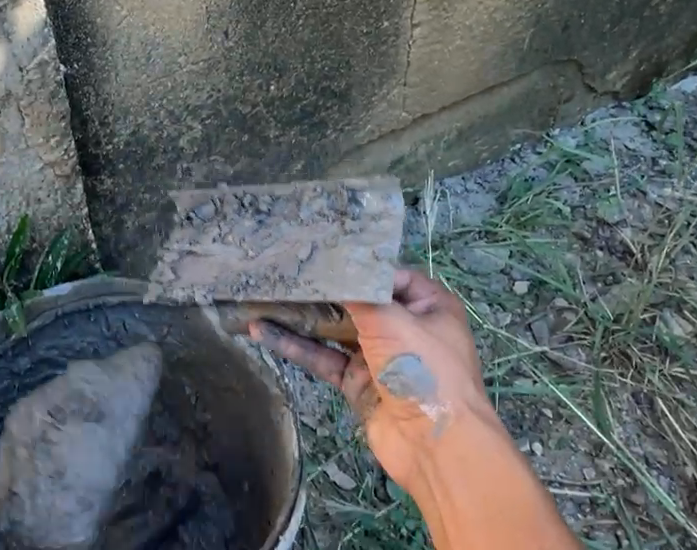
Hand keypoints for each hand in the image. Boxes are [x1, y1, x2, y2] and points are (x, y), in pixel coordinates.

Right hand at [250, 268, 493, 490]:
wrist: (435, 446)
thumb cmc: (423, 368)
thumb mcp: (390, 318)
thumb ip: (355, 291)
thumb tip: (324, 269)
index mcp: (428, 306)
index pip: (385, 273)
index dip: (354, 263)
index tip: (316, 250)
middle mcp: (403, 327)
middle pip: (355, 300)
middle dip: (319, 289)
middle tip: (281, 269)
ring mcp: (378, 356)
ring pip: (332, 328)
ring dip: (300, 316)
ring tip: (262, 297)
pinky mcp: (356, 381)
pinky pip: (321, 356)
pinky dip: (293, 345)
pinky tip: (261, 331)